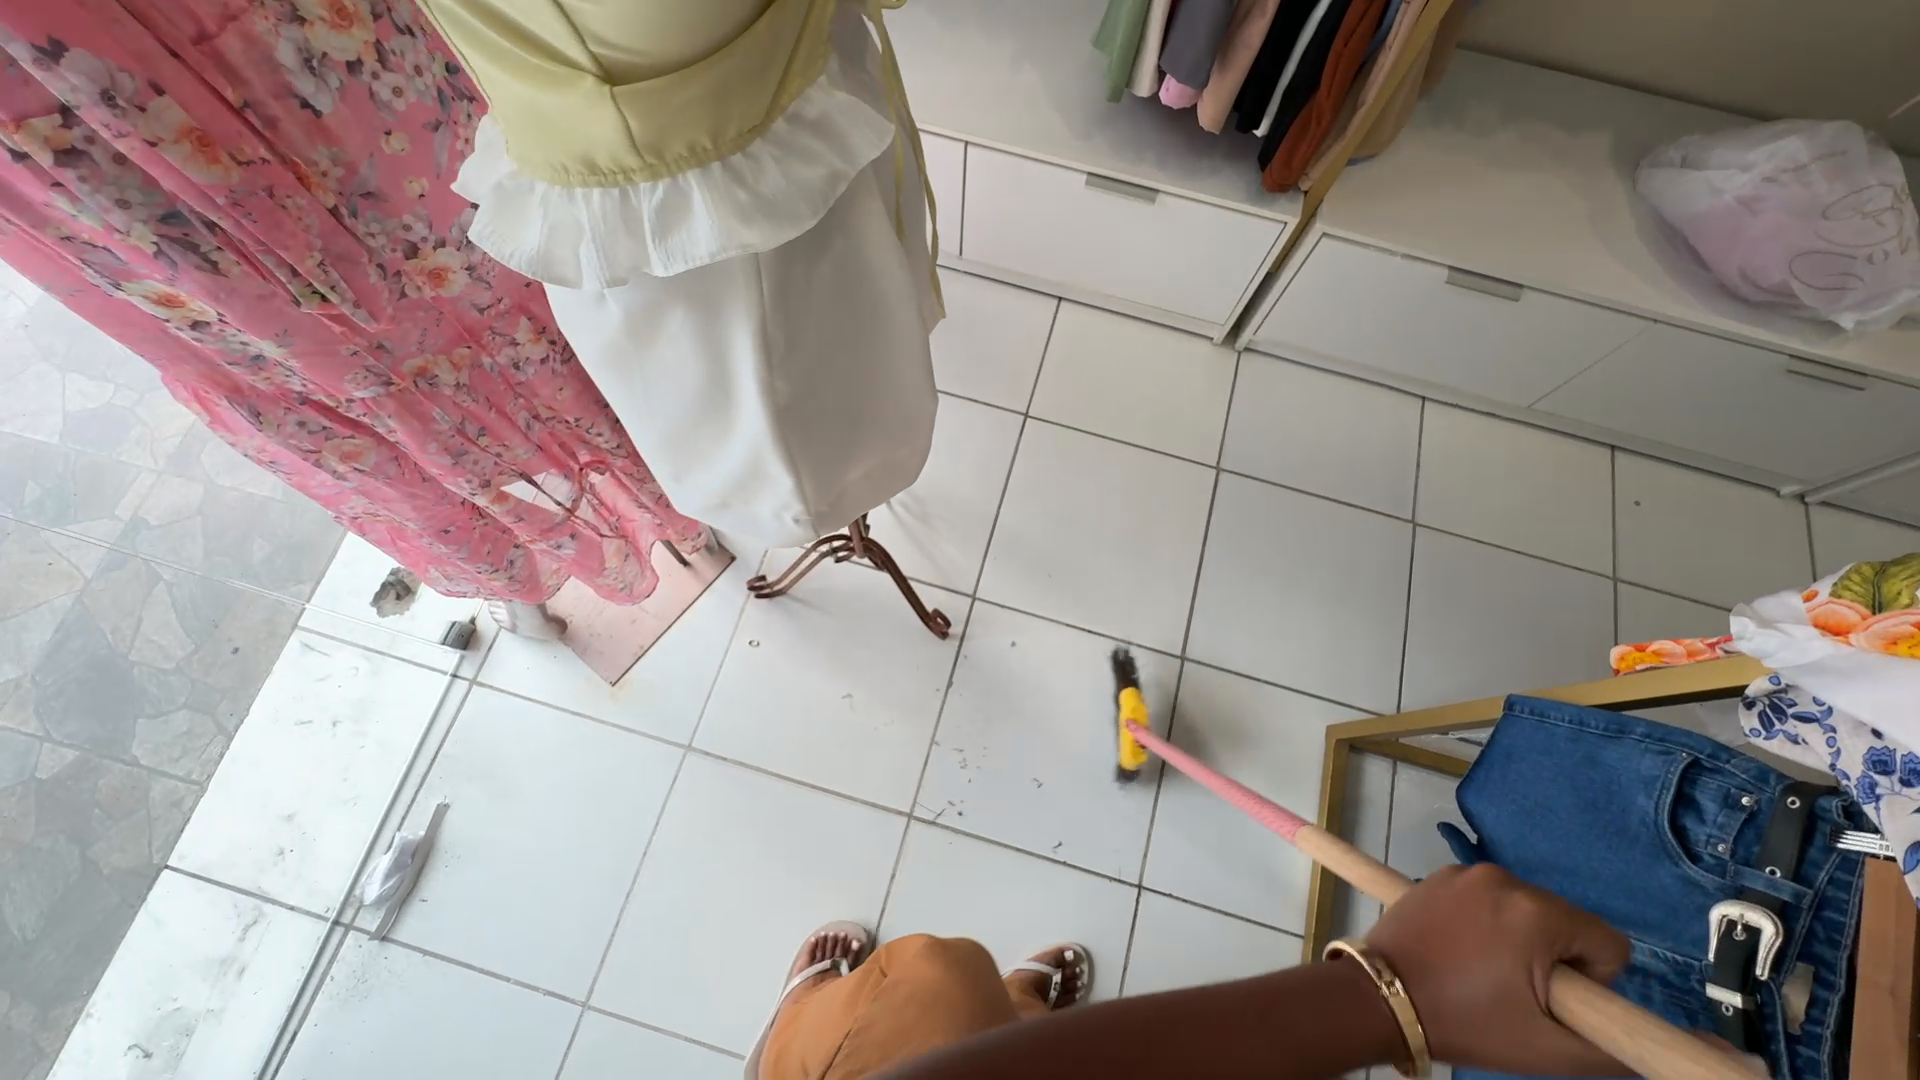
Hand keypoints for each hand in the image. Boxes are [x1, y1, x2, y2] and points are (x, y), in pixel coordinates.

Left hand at [1364, 863, 1632, 1075]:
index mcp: (1536, 910)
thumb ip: (1624, 1048)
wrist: (1380, 996)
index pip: (1607, 942)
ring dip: (1519, 941)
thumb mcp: (1553, 1049)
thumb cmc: (1467, 1021)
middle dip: (1554, 959)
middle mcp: (1501, 877)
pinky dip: (1484, 924)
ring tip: (1482, 972)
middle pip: (1564, 922)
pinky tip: (1458, 951)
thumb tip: (1705, 1047)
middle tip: (1512, 990)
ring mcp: (1462, 872)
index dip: (1592, 981)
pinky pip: (1485, 900)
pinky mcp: (1435, 876)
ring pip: (1524, 910)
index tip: (1551, 999)